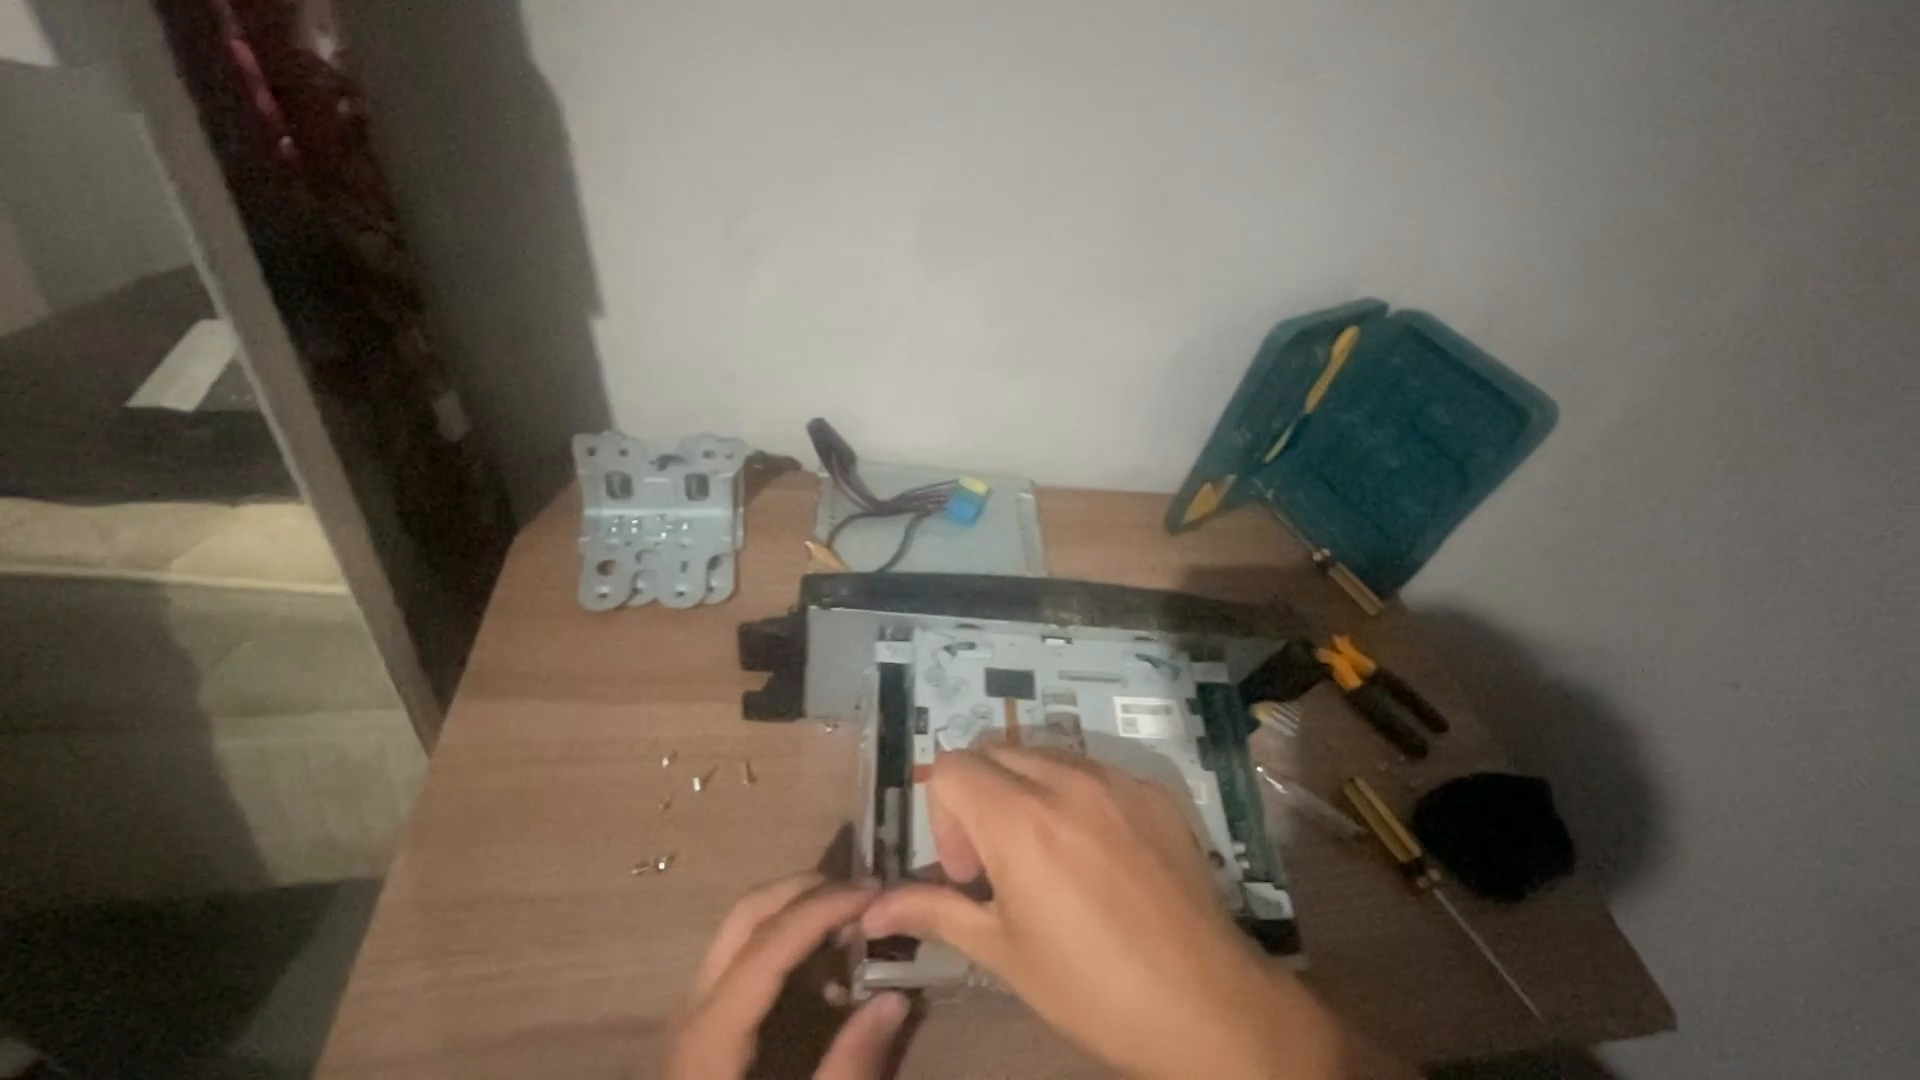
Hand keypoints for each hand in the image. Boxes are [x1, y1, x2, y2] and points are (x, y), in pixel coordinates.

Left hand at [666, 873, 909, 1079]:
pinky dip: (783, 944)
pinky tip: (823, 977)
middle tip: (866, 892)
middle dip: (807, 890)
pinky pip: (739, 961)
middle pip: (747, 915)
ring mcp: (690, 1018)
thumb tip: (894, 999)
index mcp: (712, 1032)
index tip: (878, 892)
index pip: (772, 940)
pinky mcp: (699, 1033)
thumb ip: (850, 1068)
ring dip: (795, 912)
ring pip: (739, 931)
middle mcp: (693, 1008)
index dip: (826, 907)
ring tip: (852, 925)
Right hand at [860, 747, 1352, 1079]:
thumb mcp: (1002, 952)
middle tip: (1000, 863)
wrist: (1205, 1004)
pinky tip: (1098, 855)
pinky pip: (1094, 770)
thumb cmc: (1091, 987)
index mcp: (1019, 820)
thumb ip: (933, 911)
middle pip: (993, 752)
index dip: (943, 815)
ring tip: (1048, 855)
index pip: (950, 765)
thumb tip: (872, 909)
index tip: (969, 870)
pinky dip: (1075, 796)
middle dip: (979, 797)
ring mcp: (1116, 780)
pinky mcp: (1153, 790)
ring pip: (1044, 755)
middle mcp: (1065, 781)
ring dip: (1026, 791)